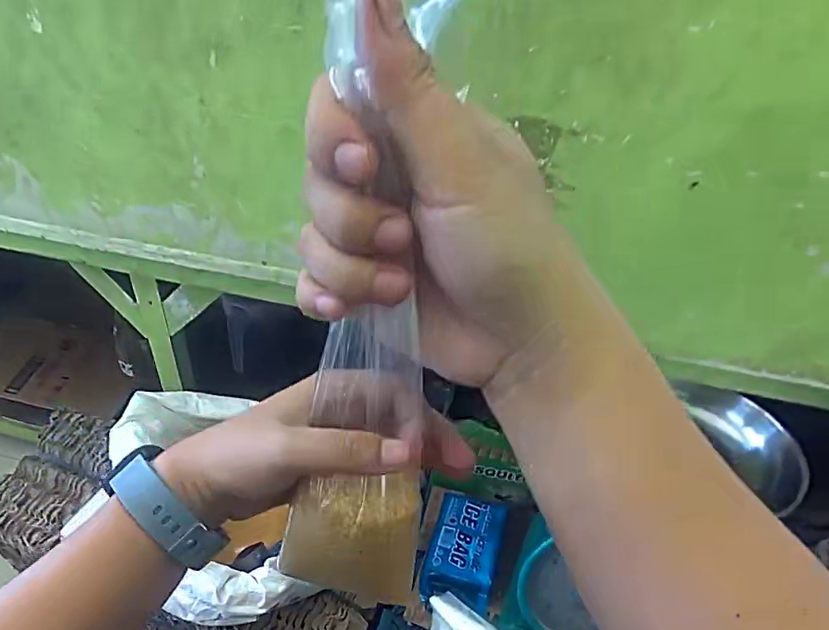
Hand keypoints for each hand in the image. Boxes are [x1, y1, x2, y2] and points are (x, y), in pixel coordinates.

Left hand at [154, 374, 475, 525]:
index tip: (432, 453)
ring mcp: (333, 437)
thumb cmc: (239, 457)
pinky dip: (393, 475)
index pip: (391, 392)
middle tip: (464, 466)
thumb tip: (408, 455)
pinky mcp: (327, 464)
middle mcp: (337, 408)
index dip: (419, 418)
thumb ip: (345, 449)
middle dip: (432, 436)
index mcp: (330, 390)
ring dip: (419, 456)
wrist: (201, 486)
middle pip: (397, 416)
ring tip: (450, 477)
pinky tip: (411, 490)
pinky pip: (370, 465)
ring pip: (388, 440)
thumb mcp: (290, 449)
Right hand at [296, 0, 593, 391]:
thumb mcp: (462, 163)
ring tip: (401, 285)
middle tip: (402, 238)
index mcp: (410, 137)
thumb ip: (409, 88)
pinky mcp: (359, 291)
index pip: (333, 108)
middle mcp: (382, 184)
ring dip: (350, 268)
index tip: (363, 166)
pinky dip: (323, 297)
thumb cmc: (506, 245)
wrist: (519, 341)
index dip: (331, 138)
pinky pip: (310, 285)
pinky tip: (348, 309)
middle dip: (350, 219)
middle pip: (313, 179)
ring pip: (311, 239)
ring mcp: (367, 242)